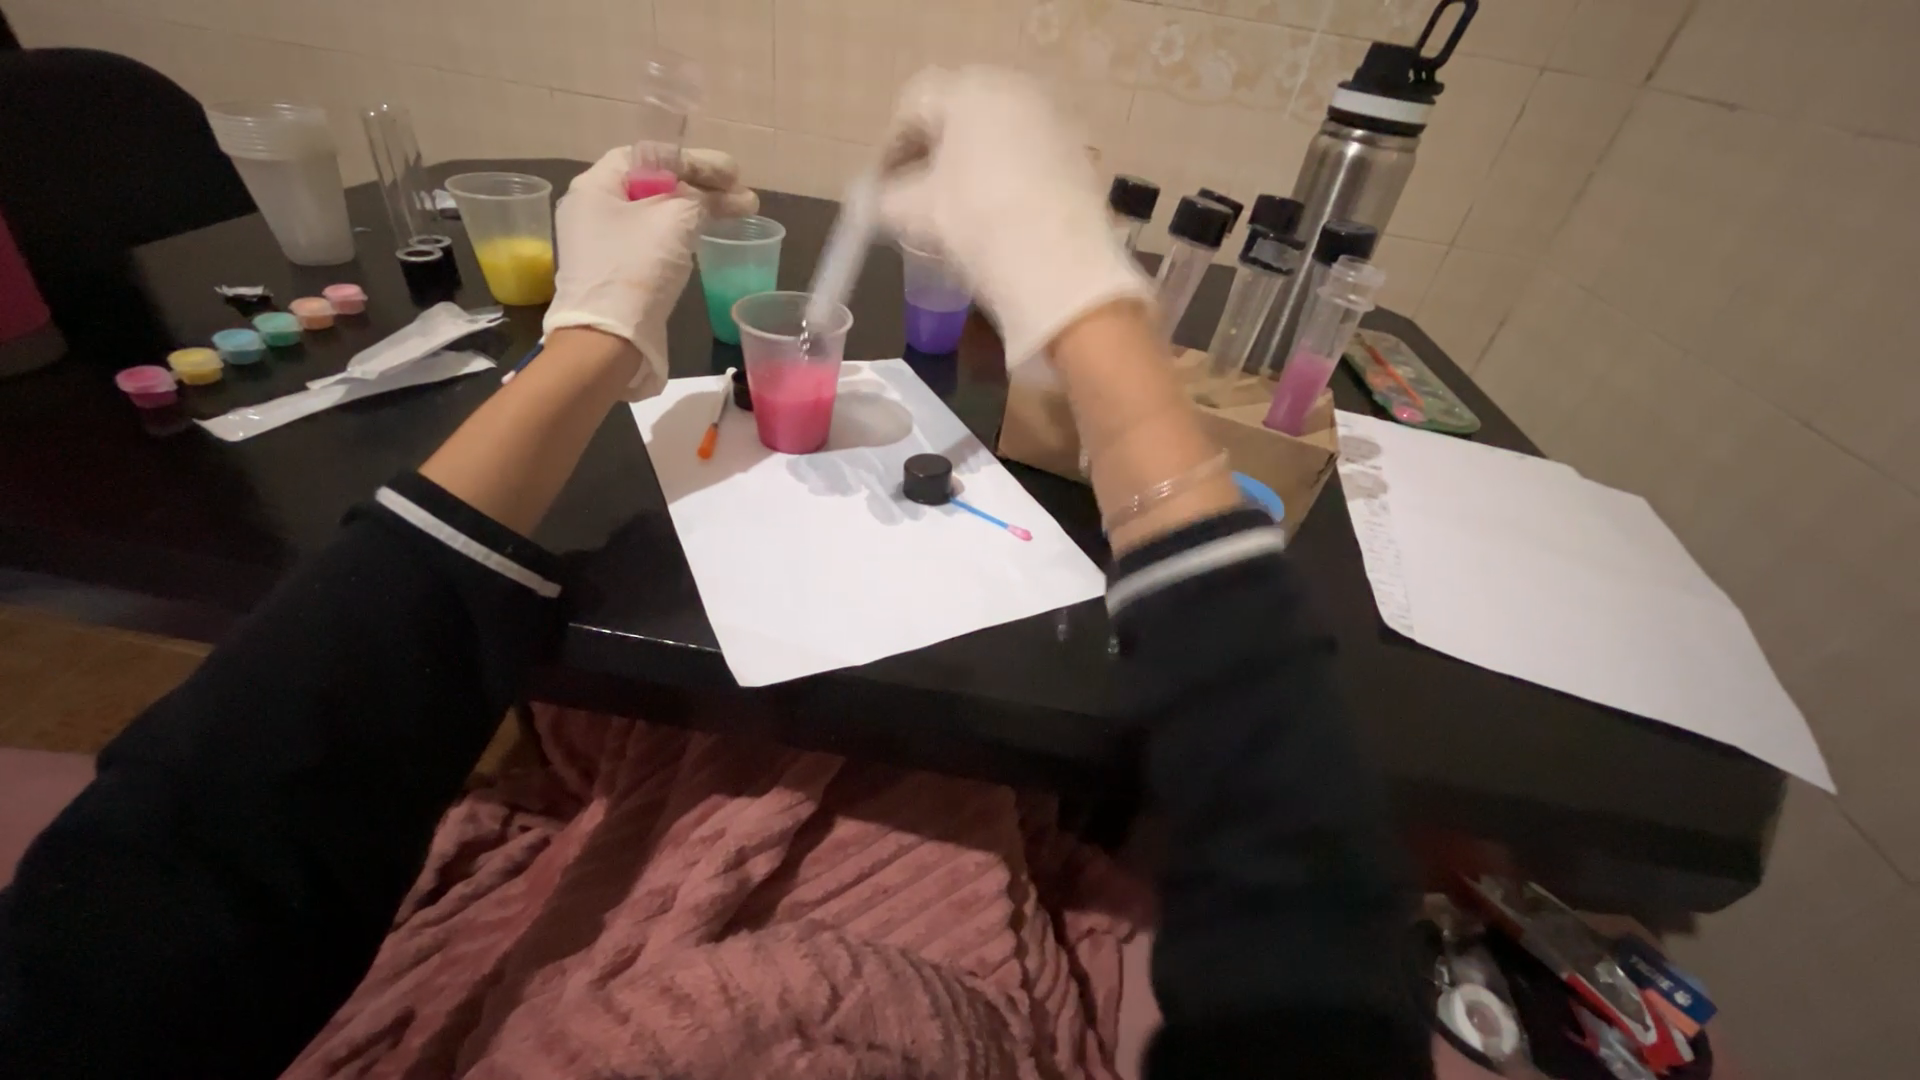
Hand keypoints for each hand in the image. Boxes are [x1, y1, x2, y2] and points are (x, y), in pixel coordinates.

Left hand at [543, 147, 759, 400]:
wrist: (607, 341)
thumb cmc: (636, 270)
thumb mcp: (675, 222)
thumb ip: (708, 201)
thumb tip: (742, 198)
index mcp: (596, 186)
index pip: (649, 156)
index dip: (694, 161)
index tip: (732, 174)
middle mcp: (592, 210)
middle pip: (652, 186)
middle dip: (697, 187)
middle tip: (736, 195)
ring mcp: (600, 246)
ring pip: (653, 217)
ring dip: (691, 214)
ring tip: (727, 217)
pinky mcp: (613, 276)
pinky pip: (649, 245)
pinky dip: (678, 239)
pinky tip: (700, 243)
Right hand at [876, 66, 1151, 364]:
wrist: (1058, 269)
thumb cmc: (976, 226)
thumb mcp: (917, 214)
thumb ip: (884, 201)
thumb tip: (872, 201)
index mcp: (969, 91)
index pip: (915, 106)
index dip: (891, 148)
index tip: (879, 188)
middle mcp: (1015, 91)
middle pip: (959, 117)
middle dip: (933, 155)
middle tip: (915, 199)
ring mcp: (1053, 122)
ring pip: (996, 139)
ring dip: (970, 169)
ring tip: (956, 214)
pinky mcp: (1078, 158)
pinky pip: (1028, 162)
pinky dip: (1006, 182)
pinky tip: (998, 220)